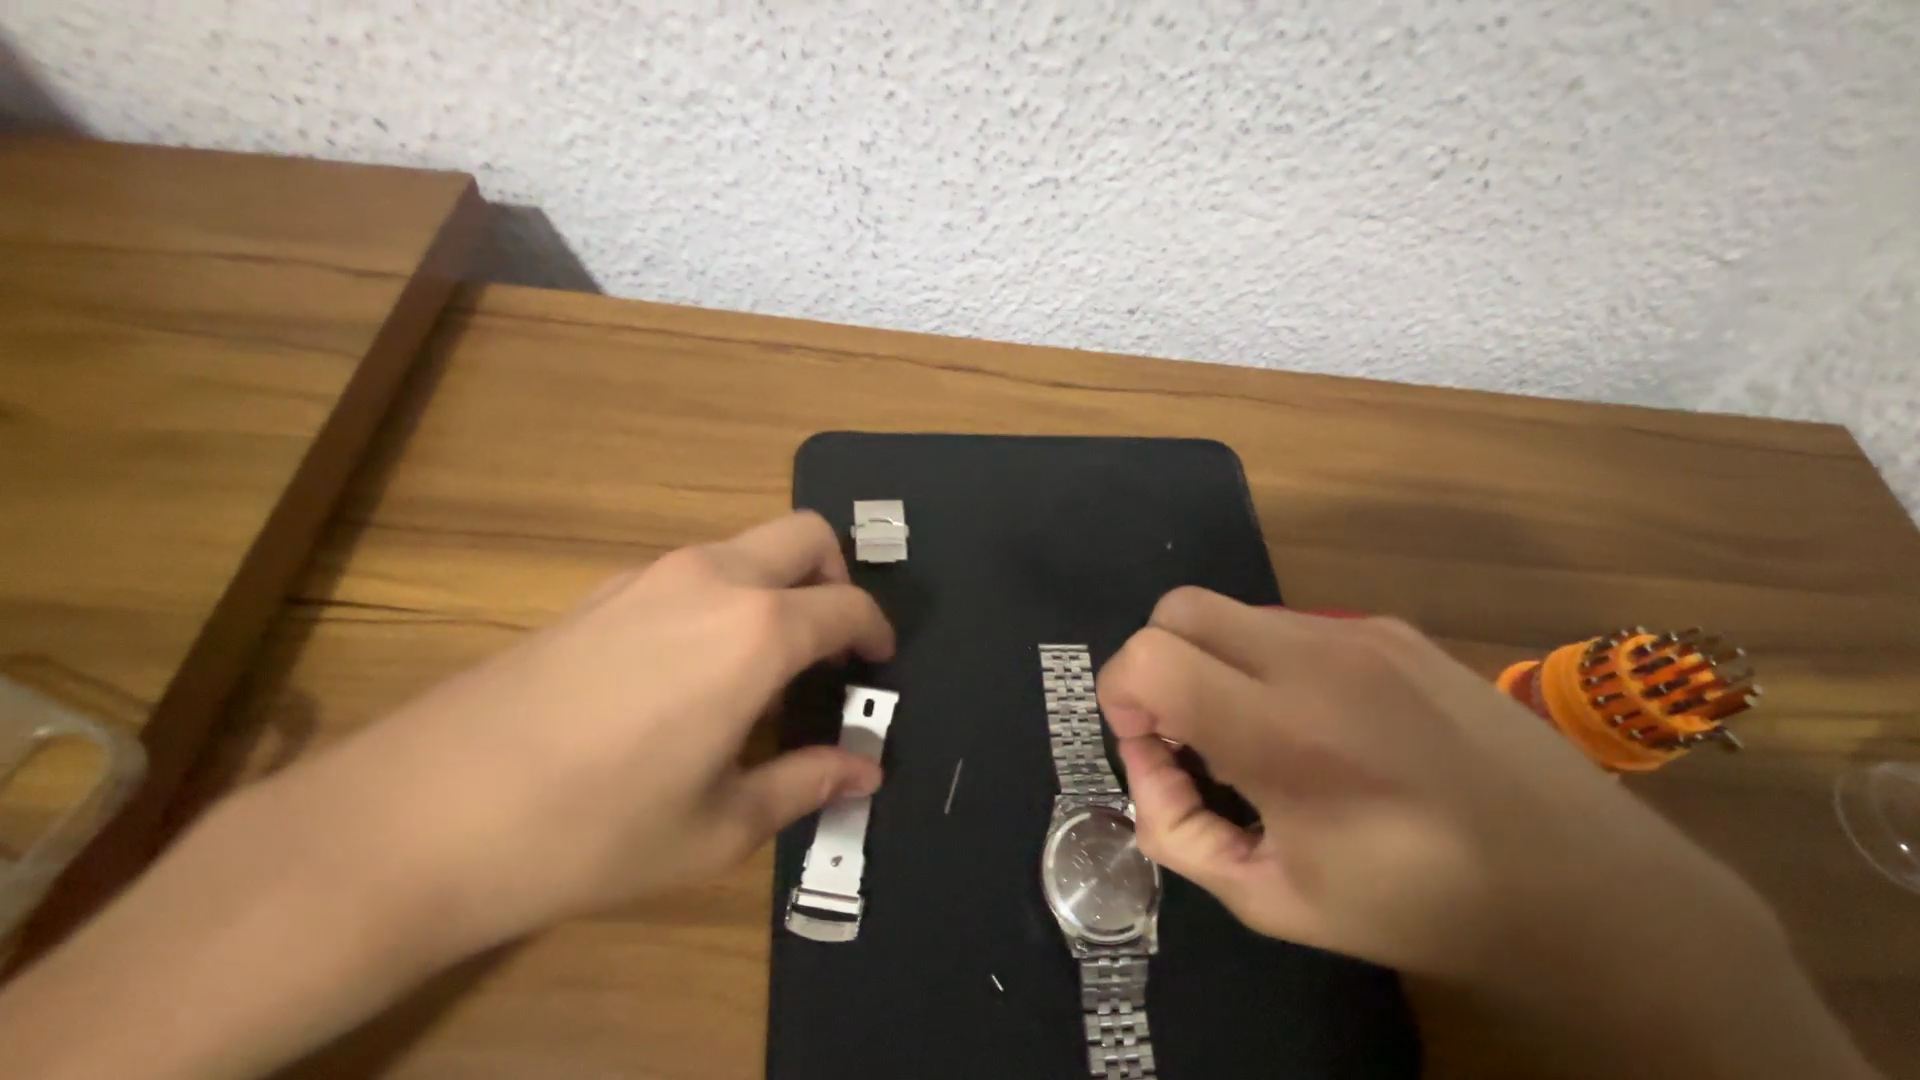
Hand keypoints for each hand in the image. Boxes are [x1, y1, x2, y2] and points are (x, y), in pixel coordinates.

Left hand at [269, 511, 893, 957]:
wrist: (426, 814)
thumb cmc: (595, 830)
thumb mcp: (719, 826)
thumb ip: (805, 784)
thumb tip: (865, 771)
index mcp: (756, 632)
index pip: (847, 605)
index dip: (875, 632)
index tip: (878, 665)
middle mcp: (710, 581)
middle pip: (803, 535)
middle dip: (835, 577)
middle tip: (833, 643)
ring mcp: (646, 577)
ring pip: (743, 547)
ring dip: (775, 585)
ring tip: (763, 666)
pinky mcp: (598, 592)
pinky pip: (690, 572)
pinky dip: (721, 597)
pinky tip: (689, 670)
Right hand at [1095, 588, 1773, 984]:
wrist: (1582, 883)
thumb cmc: (1419, 904)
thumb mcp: (1273, 902)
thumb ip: (1183, 836)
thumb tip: (1151, 776)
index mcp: (1279, 731)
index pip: (1148, 658)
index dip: (1120, 697)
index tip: (1149, 748)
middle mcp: (1312, 658)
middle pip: (1178, 608)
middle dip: (1157, 664)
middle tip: (1187, 733)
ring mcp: (1359, 634)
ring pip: (1236, 613)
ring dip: (1216, 663)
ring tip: (1260, 737)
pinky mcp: (1395, 631)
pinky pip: (1294, 626)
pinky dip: (1270, 663)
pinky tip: (1321, 725)